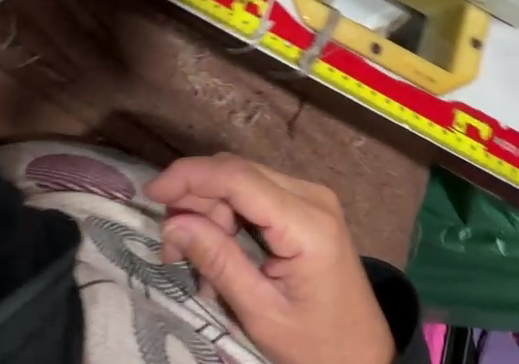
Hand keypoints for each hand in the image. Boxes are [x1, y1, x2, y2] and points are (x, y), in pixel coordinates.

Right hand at [145, 154, 394, 363]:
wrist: (366, 357)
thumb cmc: (317, 344)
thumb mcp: (262, 313)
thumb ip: (218, 262)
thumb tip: (172, 223)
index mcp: (307, 223)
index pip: (237, 177)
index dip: (190, 177)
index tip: (152, 193)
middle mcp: (310, 194)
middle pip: (236, 173)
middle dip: (194, 199)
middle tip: (170, 245)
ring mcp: (310, 195)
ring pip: (240, 179)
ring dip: (208, 208)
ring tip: (192, 256)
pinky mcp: (305, 204)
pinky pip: (253, 192)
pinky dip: (227, 213)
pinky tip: (216, 246)